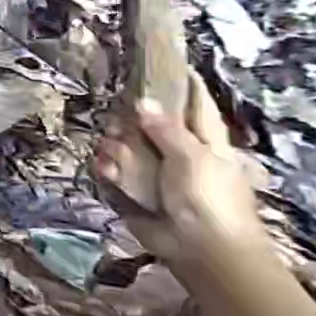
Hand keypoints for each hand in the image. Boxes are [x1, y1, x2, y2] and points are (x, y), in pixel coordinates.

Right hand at [95, 71, 268, 274]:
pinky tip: (106, 168)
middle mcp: (180, 153)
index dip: (184, 84)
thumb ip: (166, 128)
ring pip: (129, 146)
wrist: (203, 252)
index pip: (196, 105)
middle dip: (133, 119)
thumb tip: (144, 102)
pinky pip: (115, 172)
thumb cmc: (209, 199)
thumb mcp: (193, 156)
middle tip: (120, 119)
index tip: (166, 64)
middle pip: (152, 123)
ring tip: (112, 148)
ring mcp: (157, 174)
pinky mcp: (136, 193)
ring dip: (117, 145)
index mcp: (206, 142)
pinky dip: (109, 168)